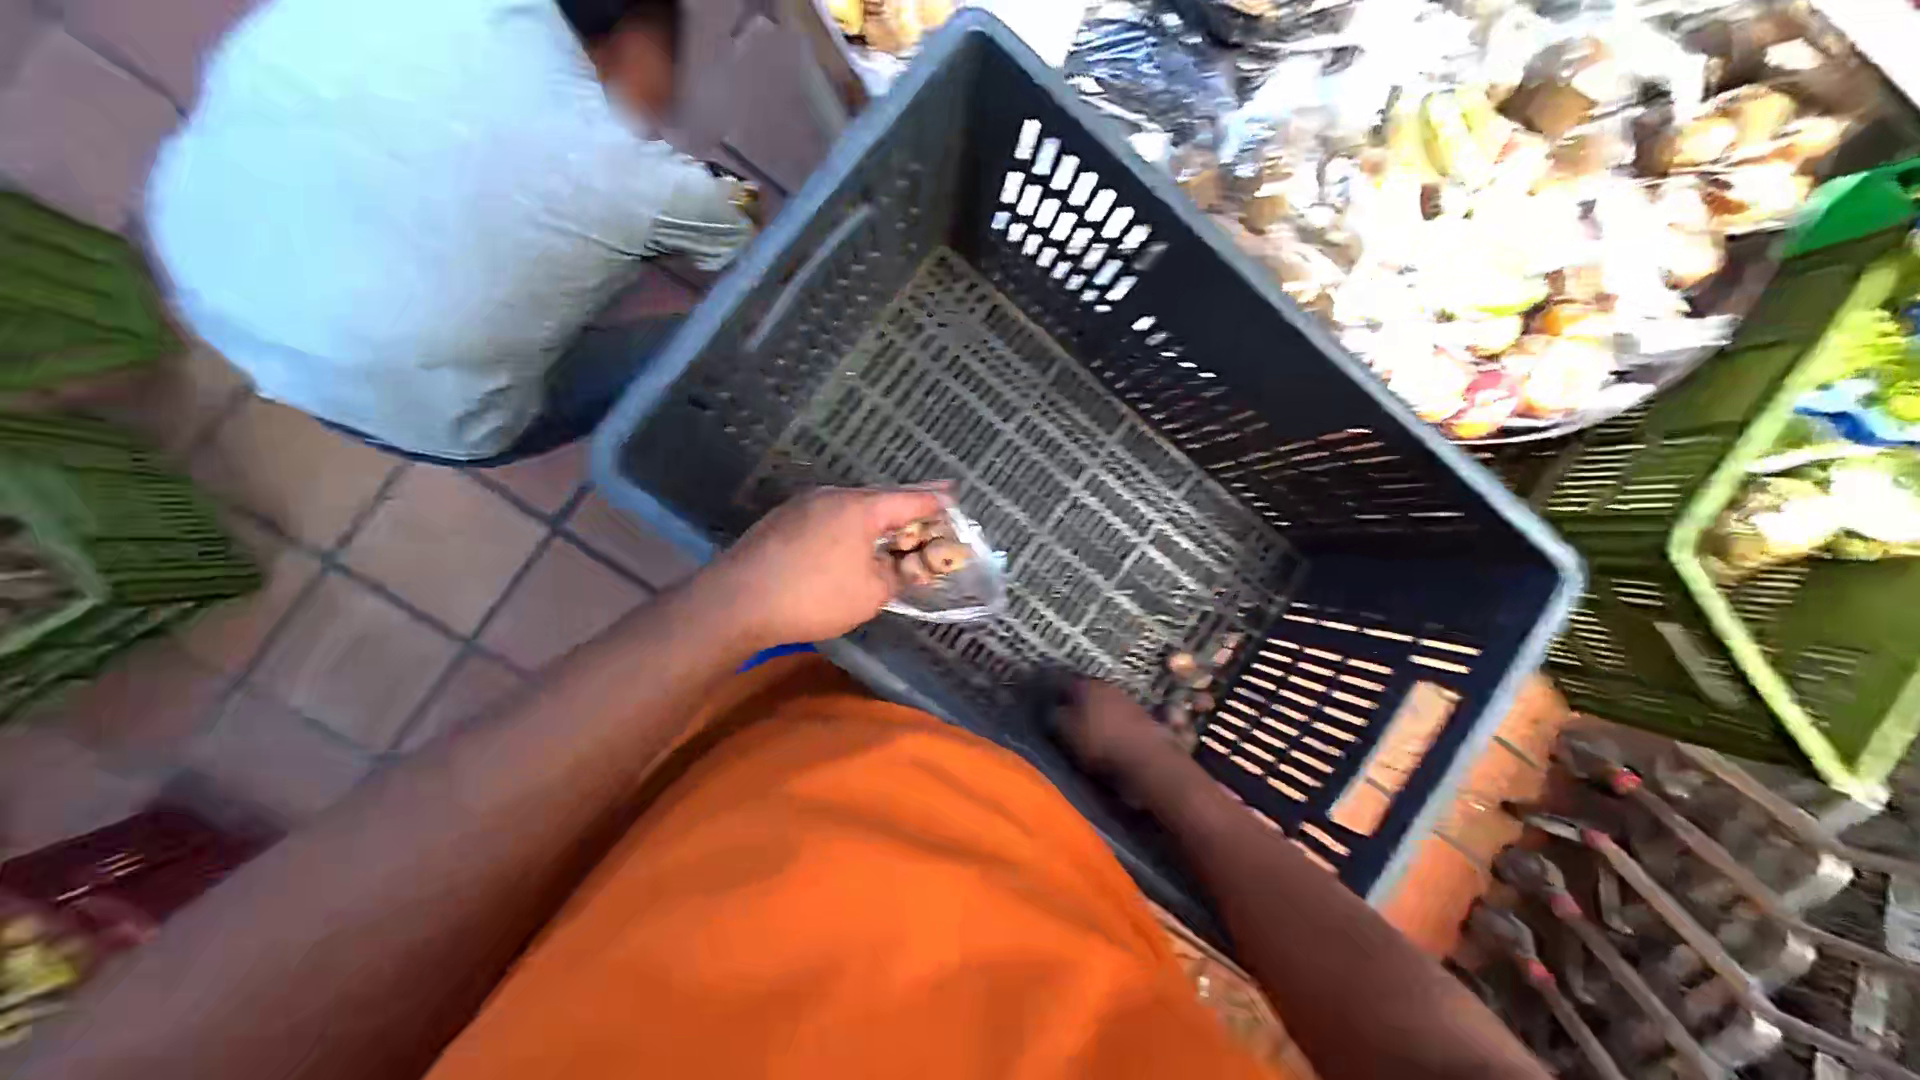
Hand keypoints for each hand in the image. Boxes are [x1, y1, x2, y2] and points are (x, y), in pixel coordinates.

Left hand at [699, 486, 947, 649]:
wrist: (737, 600)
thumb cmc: (813, 595)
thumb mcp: (871, 593)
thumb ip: (899, 574)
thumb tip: (910, 566)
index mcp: (861, 507)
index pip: (910, 498)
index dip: (936, 500)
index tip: (955, 497)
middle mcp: (833, 496)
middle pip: (881, 498)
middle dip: (907, 509)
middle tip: (930, 515)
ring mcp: (804, 506)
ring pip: (853, 508)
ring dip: (877, 520)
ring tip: (894, 533)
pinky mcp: (783, 521)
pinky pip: (830, 517)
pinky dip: (851, 527)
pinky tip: (851, 544)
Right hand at [1054, 680, 1193, 801]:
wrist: (1145, 758)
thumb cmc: (1099, 742)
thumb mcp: (1066, 732)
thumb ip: (1057, 717)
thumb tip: (1054, 709)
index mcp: (1087, 686)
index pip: (1067, 683)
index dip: (1058, 695)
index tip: (1053, 705)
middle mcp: (1109, 687)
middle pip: (1089, 692)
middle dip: (1080, 703)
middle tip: (1071, 718)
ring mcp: (1129, 701)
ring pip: (1107, 704)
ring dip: (1100, 714)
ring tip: (1092, 731)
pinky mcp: (1145, 719)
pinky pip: (1122, 718)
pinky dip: (1115, 725)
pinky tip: (1112, 738)